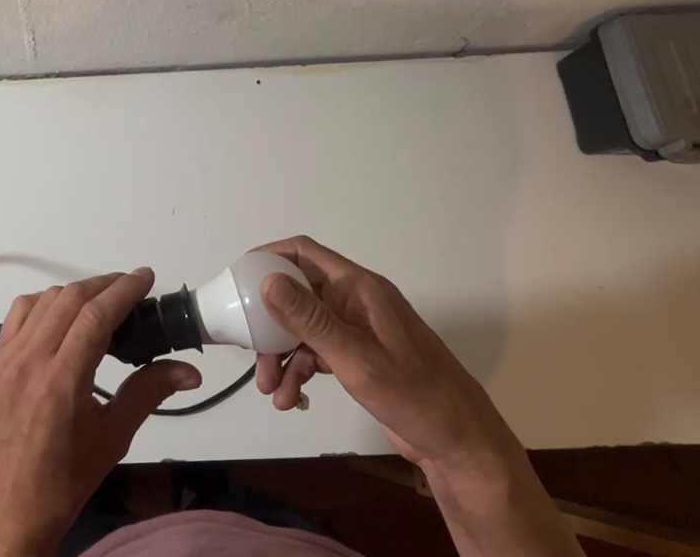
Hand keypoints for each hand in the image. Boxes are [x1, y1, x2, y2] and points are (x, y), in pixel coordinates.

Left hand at [0, 269, 202, 556]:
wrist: (12, 507)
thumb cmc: (68, 478)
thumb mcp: (114, 437)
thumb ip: (149, 392)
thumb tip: (189, 370)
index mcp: (62, 381)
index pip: (95, 315)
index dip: (124, 290)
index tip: (146, 277)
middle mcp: (30, 360)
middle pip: (69, 299)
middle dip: (104, 285)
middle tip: (132, 289)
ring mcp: (6, 357)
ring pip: (43, 300)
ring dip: (76, 292)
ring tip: (103, 302)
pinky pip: (19, 314)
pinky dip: (44, 303)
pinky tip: (63, 316)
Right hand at [251, 236, 520, 476]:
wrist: (460, 445)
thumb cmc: (415, 395)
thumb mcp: (356, 358)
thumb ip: (310, 319)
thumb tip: (268, 281)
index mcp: (359, 289)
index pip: (305, 253)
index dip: (269, 258)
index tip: (239, 279)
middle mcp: (355, 301)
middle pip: (298, 294)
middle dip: (269, 322)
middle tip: (250, 350)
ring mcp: (357, 329)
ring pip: (303, 328)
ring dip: (281, 354)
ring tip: (271, 390)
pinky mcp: (358, 356)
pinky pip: (316, 352)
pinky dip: (299, 371)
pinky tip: (291, 398)